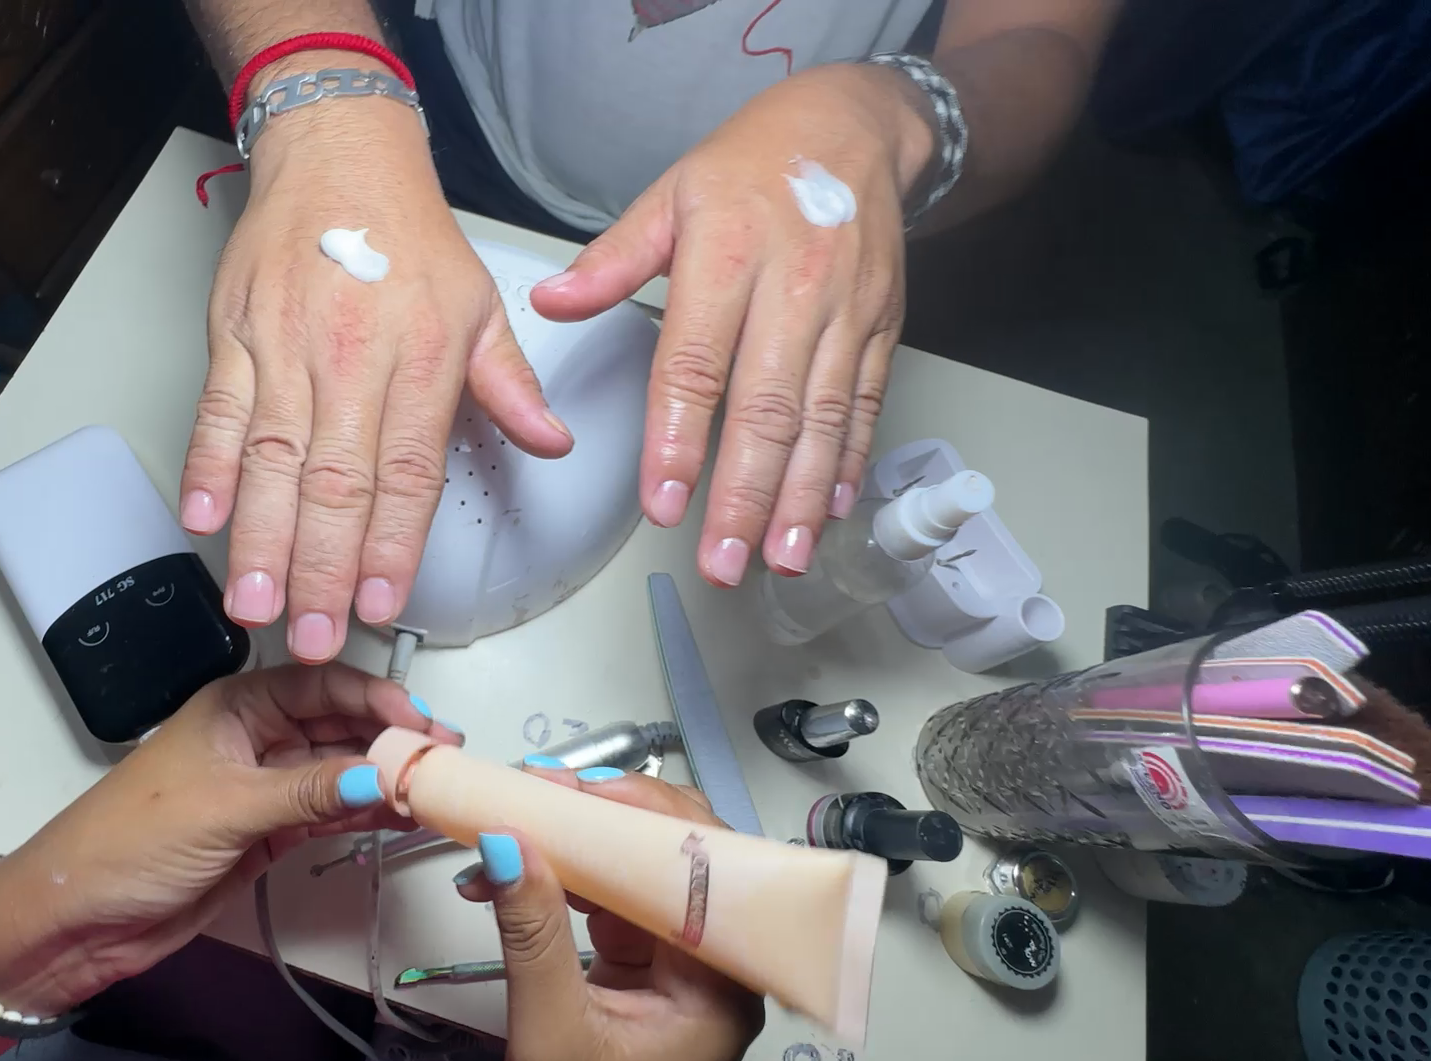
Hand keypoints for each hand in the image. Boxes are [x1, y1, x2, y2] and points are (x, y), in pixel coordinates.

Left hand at [0, 664, 462, 1015]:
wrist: (74, 924)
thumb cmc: (128, 842)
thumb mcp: (225, 805)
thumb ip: (308, 790)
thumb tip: (379, 776)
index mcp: (239, 703)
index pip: (322, 684)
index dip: (374, 696)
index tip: (417, 719)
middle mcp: (259, 734)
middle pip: (339, 725)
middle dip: (390, 737)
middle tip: (442, 752)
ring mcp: (268, 783)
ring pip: (340, 769)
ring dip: (383, 777)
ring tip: (433, 784)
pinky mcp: (272, 827)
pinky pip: (330, 810)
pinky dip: (364, 812)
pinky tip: (399, 813)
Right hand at [181, 89, 573, 663]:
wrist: (339, 159)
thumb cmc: (409, 239)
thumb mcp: (482, 308)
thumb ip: (512, 386)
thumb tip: (552, 441)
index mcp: (420, 362)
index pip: (406, 475)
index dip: (393, 547)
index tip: (382, 605)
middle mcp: (351, 361)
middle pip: (334, 484)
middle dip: (322, 569)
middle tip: (314, 635)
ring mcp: (286, 349)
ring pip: (271, 460)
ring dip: (261, 540)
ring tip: (257, 604)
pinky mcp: (235, 336)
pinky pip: (216, 410)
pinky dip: (207, 466)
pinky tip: (205, 521)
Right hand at [456, 767, 764, 1060]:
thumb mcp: (553, 1036)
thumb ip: (532, 938)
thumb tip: (505, 842)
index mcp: (722, 980)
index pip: (705, 868)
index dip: (649, 812)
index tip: (583, 788)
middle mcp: (713, 953)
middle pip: (676, 851)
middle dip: (605, 810)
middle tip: (543, 786)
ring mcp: (676, 948)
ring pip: (640, 860)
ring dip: (580, 832)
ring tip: (525, 809)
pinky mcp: (643, 948)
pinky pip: (612, 885)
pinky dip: (567, 866)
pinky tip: (524, 858)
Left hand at [532, 63, 936, 587]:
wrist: (854, 128)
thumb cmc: (752, 167)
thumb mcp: (669, 197)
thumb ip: (610, 261)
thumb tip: (550, 302)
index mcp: (727, 259)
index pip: (694, 366)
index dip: (677, 441)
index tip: (663, 506)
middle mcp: (792, 293)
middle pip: (765, 411)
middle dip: (744, 497)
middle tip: (720, 562)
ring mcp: (845, 316)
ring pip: (823, 421)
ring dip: (800, 499)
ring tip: (780, 559)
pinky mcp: (881, 330)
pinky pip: (867, 405)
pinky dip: (849, 463)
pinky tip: (831, 510)